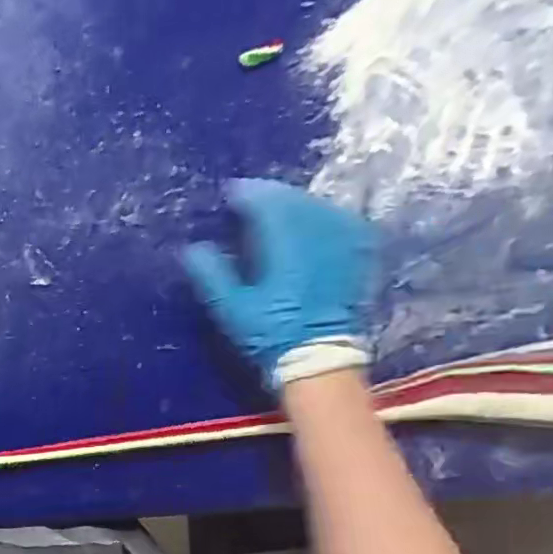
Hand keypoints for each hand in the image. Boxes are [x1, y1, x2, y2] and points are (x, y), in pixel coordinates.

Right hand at [182, 178, 379, 388]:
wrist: (320, 359)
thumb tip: (191, 250)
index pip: (264, 202)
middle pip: (292, 198)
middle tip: (249, 200)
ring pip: (316, 205)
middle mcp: (318, 230)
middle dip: (269, 196)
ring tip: (275, 211)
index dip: (244, 194)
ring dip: (293, 204)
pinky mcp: (361, 250)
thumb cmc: (271, 336)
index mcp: (285, 241)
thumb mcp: (231, 310)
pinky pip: (339, 218)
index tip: (228, 195)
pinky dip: (319, 216)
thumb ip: (212, 276)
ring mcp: (344, 237)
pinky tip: (308, 225)